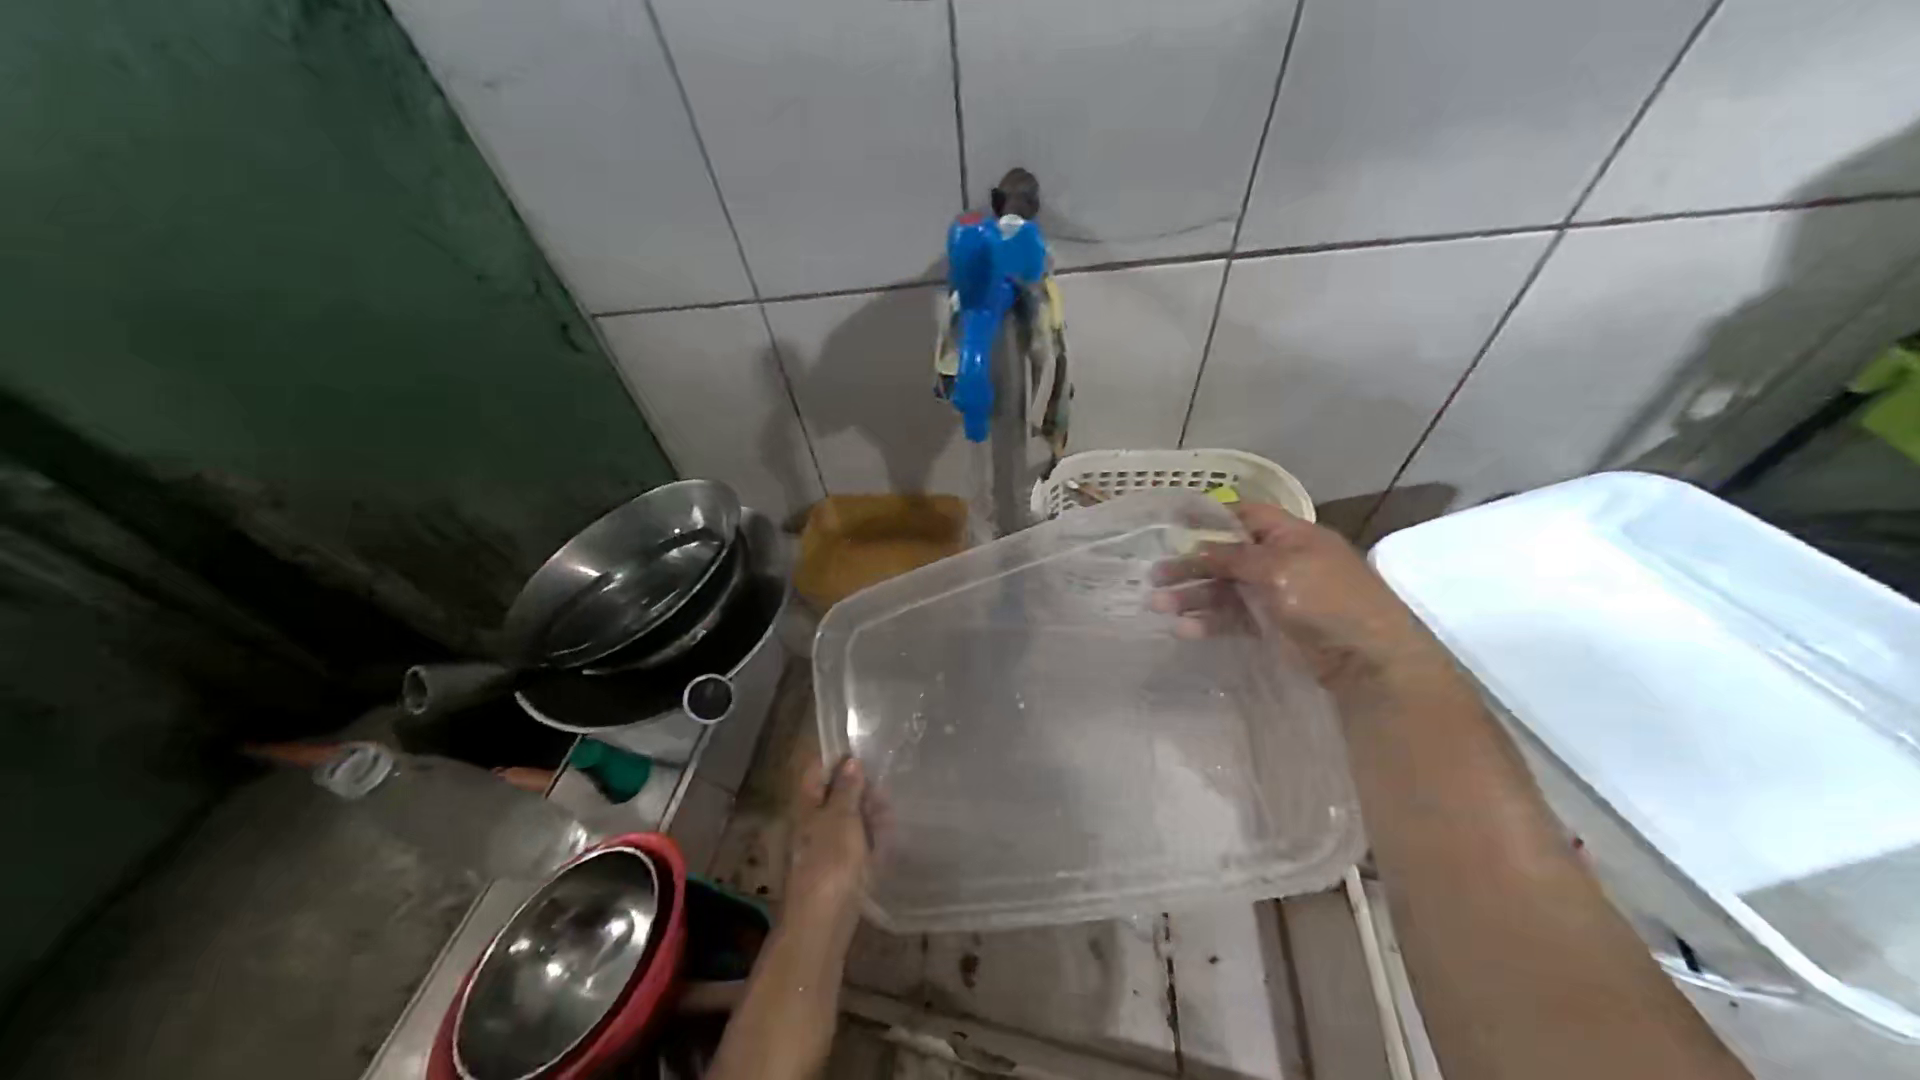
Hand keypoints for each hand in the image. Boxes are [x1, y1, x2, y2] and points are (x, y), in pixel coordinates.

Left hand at [783, 757, 874, 932]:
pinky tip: (887, 843)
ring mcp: (824, 848)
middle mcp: (811, 823)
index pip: (817, 770)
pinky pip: (855, 846)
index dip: (837, 759)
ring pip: (848, 821)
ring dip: (869, 816)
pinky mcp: (837, 871)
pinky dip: (870, 841)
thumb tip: (851, 761)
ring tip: (890, 818)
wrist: (822, 923)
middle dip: (860, 791)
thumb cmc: (831, 861)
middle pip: (835, 795)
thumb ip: (847, 788)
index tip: (864, 755)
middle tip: (884, 792)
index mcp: (806, 806)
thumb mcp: (842, 817)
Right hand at [1151, 503, 1443, 693]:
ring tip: (1158, 606)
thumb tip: (1199, 549)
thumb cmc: (1328, 600)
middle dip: (1190, 565)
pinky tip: (1185, 630)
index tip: (1174, 521)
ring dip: (1192, 597)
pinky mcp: (1272, 627)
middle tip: (1154, 576)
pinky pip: (1232, 619)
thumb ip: (1234, 557)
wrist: (1368, 661)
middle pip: (1226, 556)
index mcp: (1291, 536)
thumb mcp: (1280, 568)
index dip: (1211, 516)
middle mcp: (1281, 561)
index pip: (1245, 516)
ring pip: (1225, 590)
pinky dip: (1208, 623)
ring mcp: (1276, 596)